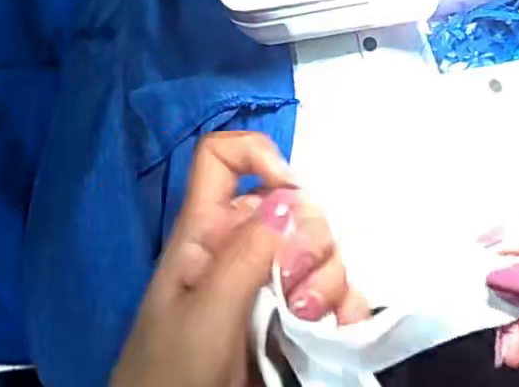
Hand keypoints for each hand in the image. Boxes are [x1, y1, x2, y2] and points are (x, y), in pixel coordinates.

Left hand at [110, 132, 369, 386]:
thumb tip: (291, 197)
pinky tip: (344, 327)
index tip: (288, 191)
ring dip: (327, 276)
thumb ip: (245, 257)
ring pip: (315, 246)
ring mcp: (267, 282)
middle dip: (305, 236)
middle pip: (286, 203)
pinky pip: (333, 290)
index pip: (219, 156)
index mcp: (204, 230)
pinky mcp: (292, 319)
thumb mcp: (204, 317)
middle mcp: (238, 245)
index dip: (254, 153)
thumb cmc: (172, 376)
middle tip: (296, 285)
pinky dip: (346, 303)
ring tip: (310, 318)